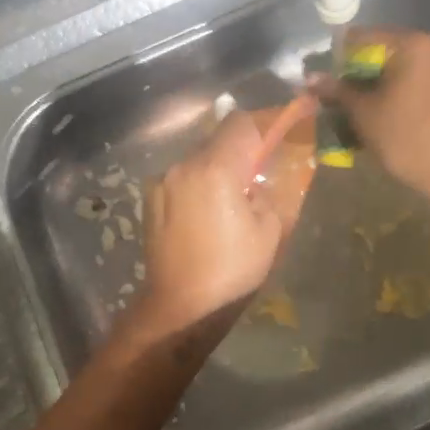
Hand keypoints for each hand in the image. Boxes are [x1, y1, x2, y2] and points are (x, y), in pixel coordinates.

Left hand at [131, 113, 284, 336]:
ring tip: (229, 202)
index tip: (279, 136)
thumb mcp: (270, 230)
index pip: (240, 123)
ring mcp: (162, 181)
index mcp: (216, 168)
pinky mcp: (150, 199)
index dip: (263, 125)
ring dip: (216, 169)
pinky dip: (196, 185)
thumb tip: (265, 176)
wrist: (181, 306)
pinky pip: (181, 179)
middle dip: (239, 151)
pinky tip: (204, 215)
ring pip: (197, 160)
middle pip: (217, 140)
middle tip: (257, 176)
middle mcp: (184, 166)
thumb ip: (271, 190)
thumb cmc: (232, 269)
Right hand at [310, 27, 429, 206]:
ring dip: (380, 85)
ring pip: (403, 68)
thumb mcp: (364, 114)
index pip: (363, 37)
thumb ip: (337, 91)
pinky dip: (401, 93)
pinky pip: (421, 81)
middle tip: (340, 98)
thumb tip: (309, 77)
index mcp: (412, 44)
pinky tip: (389, 116)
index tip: (326, 82)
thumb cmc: (407, 138)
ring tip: (362, 111)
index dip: (338, 58)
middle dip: (360, 73)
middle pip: (385, 51)